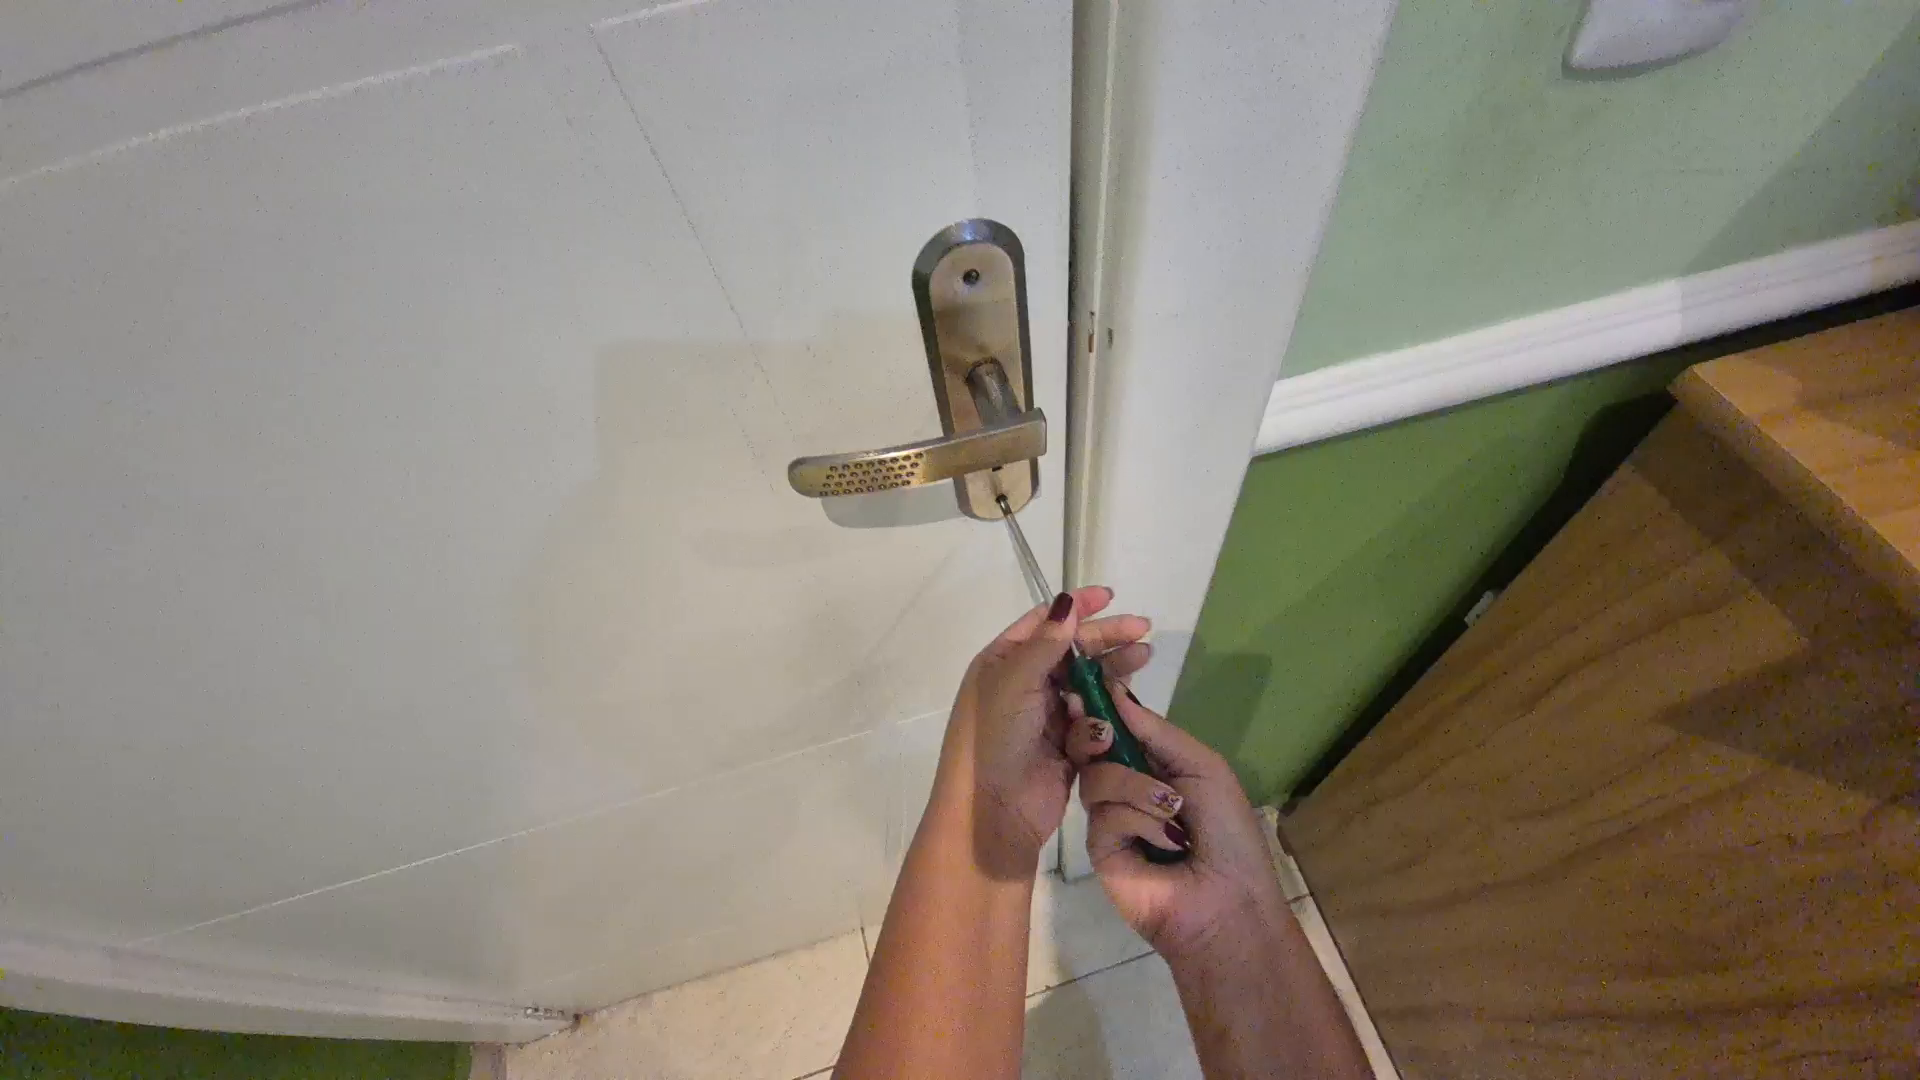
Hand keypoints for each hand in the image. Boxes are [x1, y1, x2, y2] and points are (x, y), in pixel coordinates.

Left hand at [934, 586, 1151, 877]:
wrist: (993, 809)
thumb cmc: (995, 736)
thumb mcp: (1014, 682)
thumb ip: (1045, 643)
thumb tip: (1068, 602)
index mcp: (1004, 662)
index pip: (1045, 623)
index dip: (1077, 607)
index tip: (1109, 596)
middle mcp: (1024, 683)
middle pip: (1072, 651)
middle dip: (1106, 638)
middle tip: (1142, 630)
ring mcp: (1047, 714)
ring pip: (1088, 681)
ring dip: (1114, 668)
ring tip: (1144, 656)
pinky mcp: (1068, 743)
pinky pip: (1094, 715)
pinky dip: (1107, 707)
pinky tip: (1125, 700)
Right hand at [1065, 693, 1289, 963]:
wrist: (1229, 902)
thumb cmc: (1228, 832)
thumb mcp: (1203, 767)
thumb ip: (1156, 730)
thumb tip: (1115, 690)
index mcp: (1152, 764)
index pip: (1116, 726)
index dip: (1101, 707)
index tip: (1086, 685)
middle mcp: (1124, 785)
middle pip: (1092, 745)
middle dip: (1098, 734)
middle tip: (1106, 736)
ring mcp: (1108, 816)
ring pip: (1097, 776)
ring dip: (1139, 788)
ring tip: (1172, 814)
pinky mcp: (1098, 847)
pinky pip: (1104, 814)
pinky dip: (1139, 821)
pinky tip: (1163, 843)